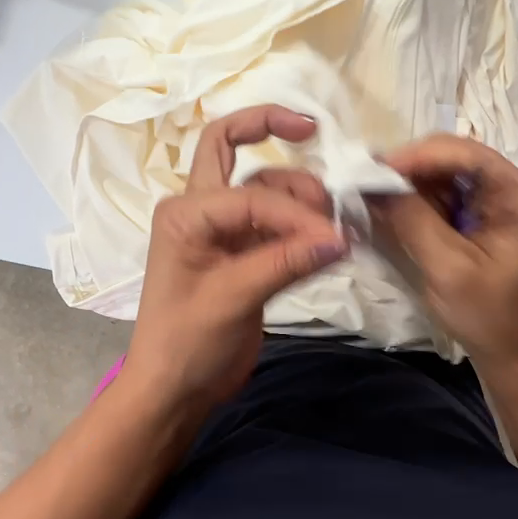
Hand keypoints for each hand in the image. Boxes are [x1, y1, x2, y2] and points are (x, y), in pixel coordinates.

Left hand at [120, 106, 346, 412]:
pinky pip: (275, 223)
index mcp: (185, 213)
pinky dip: (301, 226)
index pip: (251, 193)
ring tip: (333, 223)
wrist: (174, 390)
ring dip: (298, 192)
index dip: (295, 213)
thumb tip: (342, 237)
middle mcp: (199, 210)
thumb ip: (285, 263)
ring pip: (263, 186)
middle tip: (318, 135)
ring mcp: (221, 230)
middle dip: (269, 128)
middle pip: (231, 145)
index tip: (335, 239)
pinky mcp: (242, 253)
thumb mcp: (232, 300)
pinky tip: (328, 242)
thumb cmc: (187, 344)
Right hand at [370, 134, 517, 367]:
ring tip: (373, 200)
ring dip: (407, 187)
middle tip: (365, 184)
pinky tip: (391, 214)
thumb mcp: (447, 268)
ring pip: (442, 175)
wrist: (512, 353)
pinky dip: (414, 203)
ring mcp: (496, 201)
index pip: (465, 153)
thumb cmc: (487, 315)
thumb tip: (373, 184)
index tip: (374, 170)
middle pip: (452, 158)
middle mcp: (512, 187)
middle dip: (408, 171)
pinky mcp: (480, 216)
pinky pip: (442, 196)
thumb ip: (412, 220)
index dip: (417, 156)